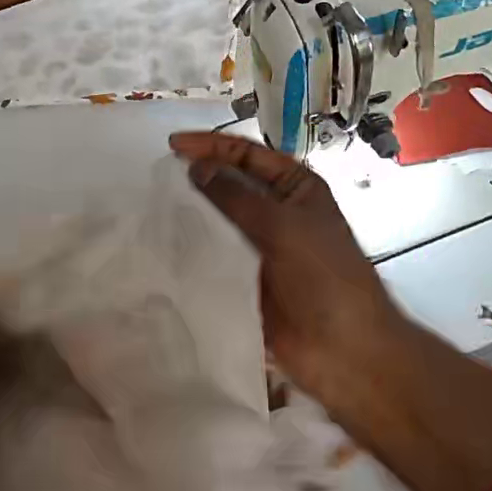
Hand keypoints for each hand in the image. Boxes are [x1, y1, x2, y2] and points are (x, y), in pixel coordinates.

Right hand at [168, 132, 403, 409]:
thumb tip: (198, 167)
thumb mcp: (282, 225)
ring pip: (220, 221)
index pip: (249, 155)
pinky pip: (215, 258)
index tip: (172, 144)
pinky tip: (161, 249)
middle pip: (232, 185)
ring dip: (191, 214)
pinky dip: (192, 252)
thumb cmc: (322, 273)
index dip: (212, 145)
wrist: (342, 346)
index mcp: (296, 187)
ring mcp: (262, 247)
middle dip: (199, 176)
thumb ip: (237, 197)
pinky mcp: (246, 281)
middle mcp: (279, 211)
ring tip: (148, 208)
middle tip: (153, 176)